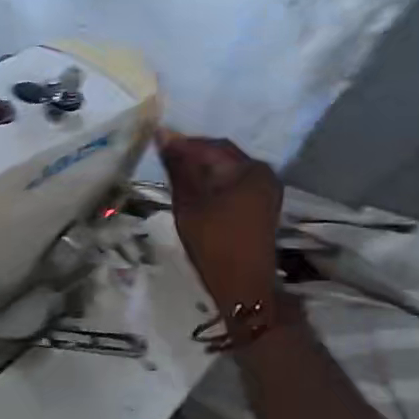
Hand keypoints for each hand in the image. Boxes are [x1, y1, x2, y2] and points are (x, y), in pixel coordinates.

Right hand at [155, 127, 282, 312]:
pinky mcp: (262, 202)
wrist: (242, 282)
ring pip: (227, 167)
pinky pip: (233, 180)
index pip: (209, 146)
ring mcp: (266, 188)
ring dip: (201, 167)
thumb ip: (178, 168)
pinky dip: (212, 179)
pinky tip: (193, 188)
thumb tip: (164, 136)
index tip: (153, 141)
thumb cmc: (212, 241)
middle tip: (161, 157)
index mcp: (248, 170)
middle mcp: (263, 173)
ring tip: (173, 172)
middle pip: (221, 153)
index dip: (180, 143)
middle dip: (192, 153)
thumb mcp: (188, 202)